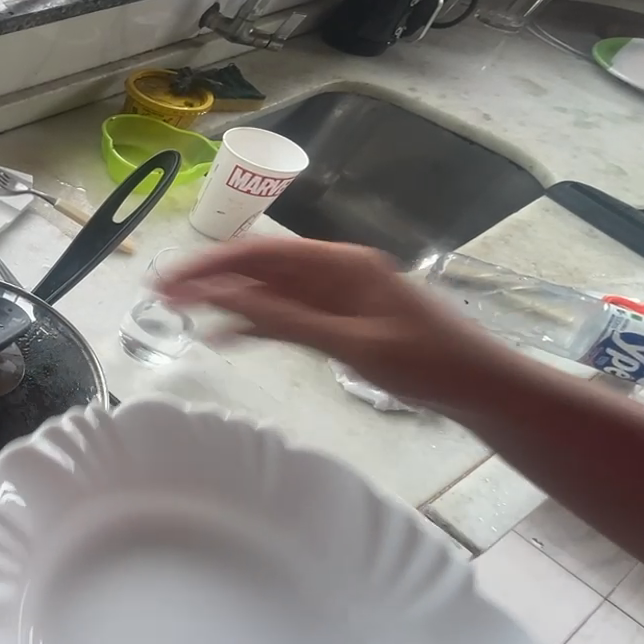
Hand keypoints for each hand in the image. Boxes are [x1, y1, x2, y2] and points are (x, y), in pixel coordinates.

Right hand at [155, 237, 507, 408]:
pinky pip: (276, 315)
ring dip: (220, 300)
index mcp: (339, 264)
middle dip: (205, 279)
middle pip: (253, 268)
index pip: (259, 252)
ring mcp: (328, 296)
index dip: (208, 263)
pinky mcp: (328, 319)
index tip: (169, 279)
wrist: (484, 391)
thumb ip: (281, 318)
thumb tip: (217, 296)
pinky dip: (246, 323)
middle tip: (159, 295)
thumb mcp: (350, 342)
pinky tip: (219, 336)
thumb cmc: (427, 362)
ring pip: (260, 291)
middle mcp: (328, 272)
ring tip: (176, 313)